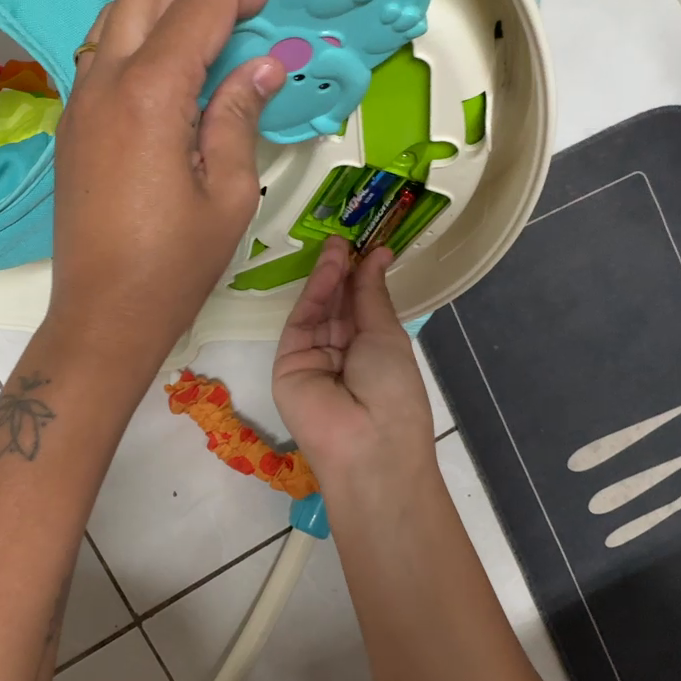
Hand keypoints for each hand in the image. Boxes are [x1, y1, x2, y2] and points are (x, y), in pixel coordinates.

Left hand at [48, 0, 284, 364]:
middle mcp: (103, 84)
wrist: (102, 319)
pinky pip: (103, 59)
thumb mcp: (227, 196)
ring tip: (214, 51)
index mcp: (148, 95)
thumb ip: (239, 117)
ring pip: (118, 18)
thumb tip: (260, 67)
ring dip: (166, 13)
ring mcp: (78, 105)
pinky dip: (140, 49)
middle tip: (249, 20)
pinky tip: (176, 90)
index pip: (202, 2)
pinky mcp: (71, 131)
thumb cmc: (170, 271)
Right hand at [273, 237, 436, 485]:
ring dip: (328, 277)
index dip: (364, 279)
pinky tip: (330, 267)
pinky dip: (314, 294)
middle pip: (336, 308)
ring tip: (338, 244)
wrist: (366, 443)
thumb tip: (377, 257)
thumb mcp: (388, 337)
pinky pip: (300, 323)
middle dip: (343, 273)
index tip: (372, 247)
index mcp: (371, 355)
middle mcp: (340, 356)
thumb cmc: (393, 392)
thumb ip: (372, 296)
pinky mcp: (287, 363)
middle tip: (348, 237)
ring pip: (316, 311)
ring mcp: (311, 360)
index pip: (361, 310)